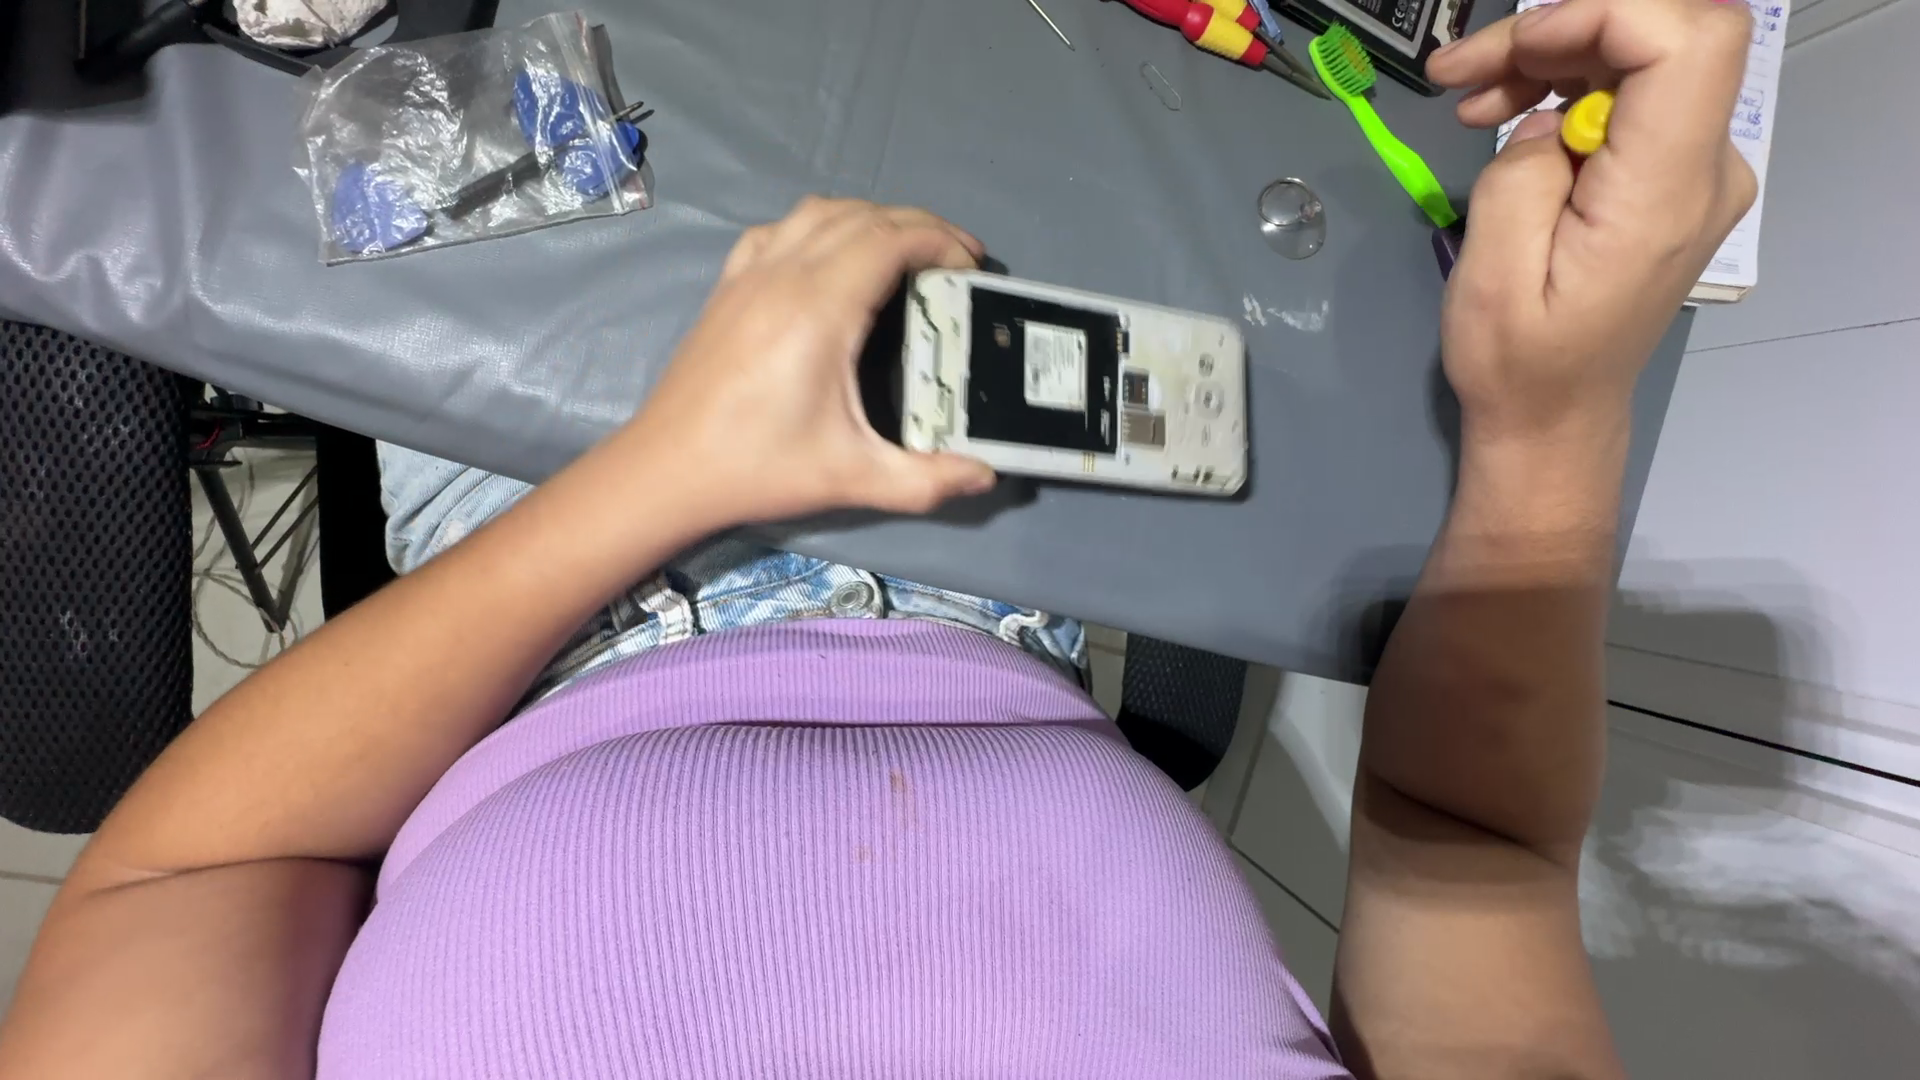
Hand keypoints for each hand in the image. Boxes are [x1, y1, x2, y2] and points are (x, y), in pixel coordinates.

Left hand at [619, 197, 996, 526]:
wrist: (667, 470)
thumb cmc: (759, 469)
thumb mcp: (853, 479)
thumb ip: (927, 480)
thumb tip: (985, 475)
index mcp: (819, 309)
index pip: (890, 240)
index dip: (940, 240)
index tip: (971, 264)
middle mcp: (783, 274)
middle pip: (863, 216)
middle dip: (919, 225)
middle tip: (955, 258)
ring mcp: (749, 274)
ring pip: (821, 213)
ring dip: (872, 219)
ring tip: (905, 253)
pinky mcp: (728, 286)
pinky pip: (781, 229)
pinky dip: (822, 227)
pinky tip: (833, 257)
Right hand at [1429, 0, 1756, 444]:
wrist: (1551, 414)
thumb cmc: (1514, 362)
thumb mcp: (1491, 278)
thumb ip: (1519, 180)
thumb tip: (1542, 124)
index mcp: (1662, 196)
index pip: (1687, 44)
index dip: (1605, 14)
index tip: (1513, 45)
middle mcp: (1704, 171)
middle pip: (1663, 42)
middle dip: (1559, 34)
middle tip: (1456, 73)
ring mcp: (1693, 175)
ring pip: (1644, 68)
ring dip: (1554, 65)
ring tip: (1469, 102)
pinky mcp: (1667, 185)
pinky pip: (1632, 108)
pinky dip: (1568, 98)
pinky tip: (1508, 122)